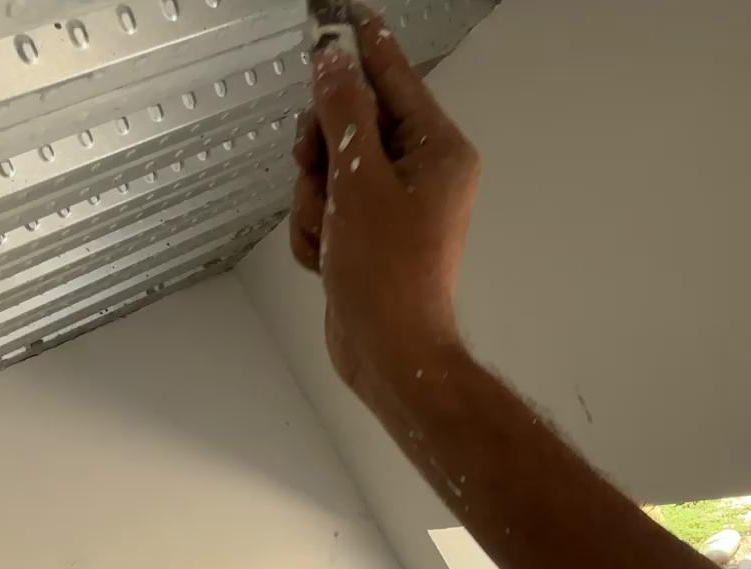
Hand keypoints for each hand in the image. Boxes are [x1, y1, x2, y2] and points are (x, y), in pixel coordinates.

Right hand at [288, 5, 480, 396]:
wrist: (388, 352)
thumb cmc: (387, 276)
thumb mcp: (359, 183)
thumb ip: (342, 114)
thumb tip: (333, 63)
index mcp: (436, 151)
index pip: (394, 78)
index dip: (360, 48)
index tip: (337, 16)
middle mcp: (420, 175)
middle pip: (351, 125)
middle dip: (322, 153)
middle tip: (315, 170)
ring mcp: (392, 209)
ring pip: (330, 172)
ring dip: (314, 202)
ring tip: (328, 234)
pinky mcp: (368, 238)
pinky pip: (326, 211)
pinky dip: (316, 233)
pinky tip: (326, 257)